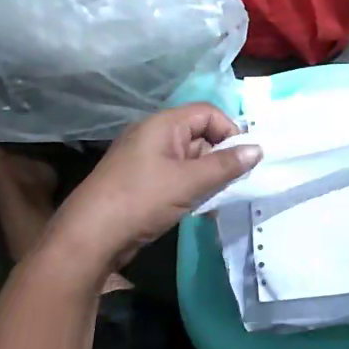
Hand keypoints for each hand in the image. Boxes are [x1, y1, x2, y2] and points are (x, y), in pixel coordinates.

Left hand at [51, 103, 261, 267]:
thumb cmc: (141, 199)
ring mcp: (145, 160)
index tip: (245, 159)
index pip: (207, 113)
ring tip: (218, 201)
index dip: (230, 131)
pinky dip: (192, 189)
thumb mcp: (189, 182)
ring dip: (208, 178)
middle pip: (199, 135)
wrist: (91, 235)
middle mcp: (153, 135)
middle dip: (220, 158)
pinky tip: (201, 210)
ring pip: (189, 160)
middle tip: (235, 184)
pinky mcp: (141, 182)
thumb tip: (258, 149)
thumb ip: (225, 166)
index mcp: (163, 124)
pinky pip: (176, 177)